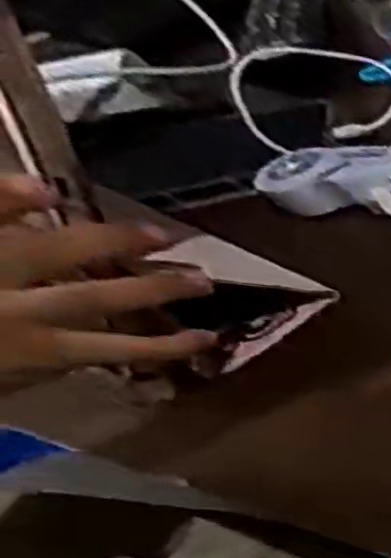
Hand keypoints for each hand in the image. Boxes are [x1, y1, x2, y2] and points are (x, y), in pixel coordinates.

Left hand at [0, 177, 215, 372]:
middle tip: (200, 277)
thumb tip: (57, 360)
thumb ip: (12, 367)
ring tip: (155, 233)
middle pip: (95, 295)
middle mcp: (8, 310)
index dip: (159, 346)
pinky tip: (42, 190)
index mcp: (15, 349)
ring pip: (52, 253)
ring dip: (108, 241)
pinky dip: (3, 199)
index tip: (203, 338)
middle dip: (154, 285)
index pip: (108, 349)